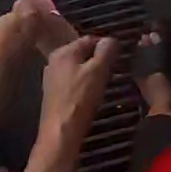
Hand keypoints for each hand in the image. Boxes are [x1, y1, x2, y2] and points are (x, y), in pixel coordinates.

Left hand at [34, 36, 117, 171]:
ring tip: (104, 83)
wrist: (60, 131)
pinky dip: (83, 84)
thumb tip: (111, 39)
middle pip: (82, 53)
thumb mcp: (98, 71)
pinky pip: (72, 81)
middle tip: (113, 71)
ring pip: (77, 68)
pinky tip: (90, 94)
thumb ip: (106, 52)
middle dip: (98, 60)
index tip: (119, 57)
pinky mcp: (53, 93)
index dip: (106, 46)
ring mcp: (51, 77)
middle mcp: (54, 60)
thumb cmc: (80, 98)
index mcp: (63, 51)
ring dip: (91, 73)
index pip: (90, 39)